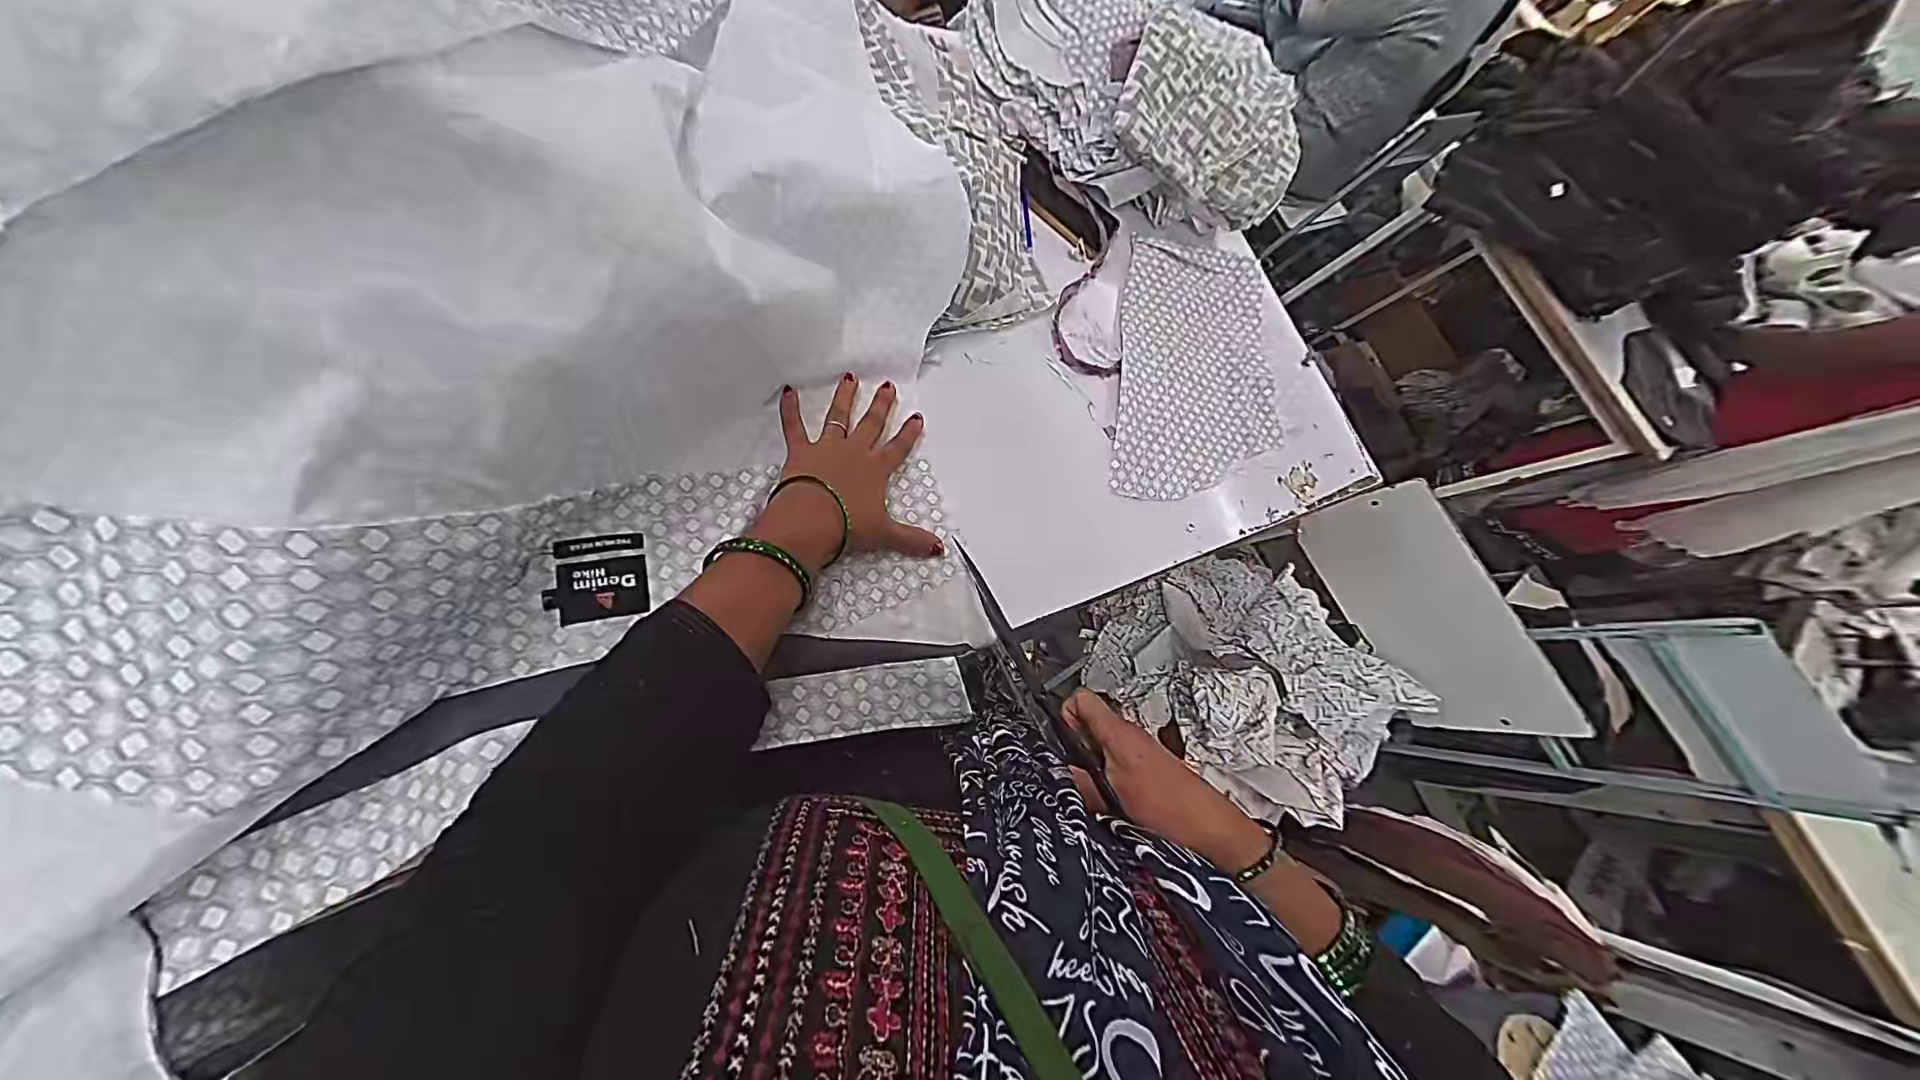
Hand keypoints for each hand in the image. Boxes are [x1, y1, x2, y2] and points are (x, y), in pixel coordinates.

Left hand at [757, 375, 943, 574]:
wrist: (812, 521)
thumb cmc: (846, 525)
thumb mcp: (884, 534)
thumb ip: (911, 539)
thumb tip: (936, 549)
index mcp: (875, 470)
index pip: (897, 448)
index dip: (908, 433)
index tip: (915, 418)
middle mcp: (854, 453)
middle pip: (872, 424)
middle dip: (881, 405)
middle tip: (887, 387)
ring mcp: (827, 448)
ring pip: (838, 416)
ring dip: (845, 397)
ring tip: (849, 379)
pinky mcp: (801, 451)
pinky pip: (794, 426)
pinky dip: (790, 409)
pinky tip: (789, 392)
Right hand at [1062, 689, 1342, 948]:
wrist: (1213, 833)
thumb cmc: (1173, 812)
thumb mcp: (1113, 801)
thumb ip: (1081, 783)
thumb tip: (1058, 774)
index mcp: (1119, 732)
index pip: (1081, 700)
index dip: (1065, 716)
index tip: (1063, 742)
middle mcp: (1130, 734)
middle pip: (1088, 725)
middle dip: (1076, 748)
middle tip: (1079, 776)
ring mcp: (1141, 750)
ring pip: (1101, 747)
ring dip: (1093, 766)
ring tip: (1100, 794)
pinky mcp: (1149, 767)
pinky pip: (1117, 762)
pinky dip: (1110, 778)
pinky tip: (1117, 803)